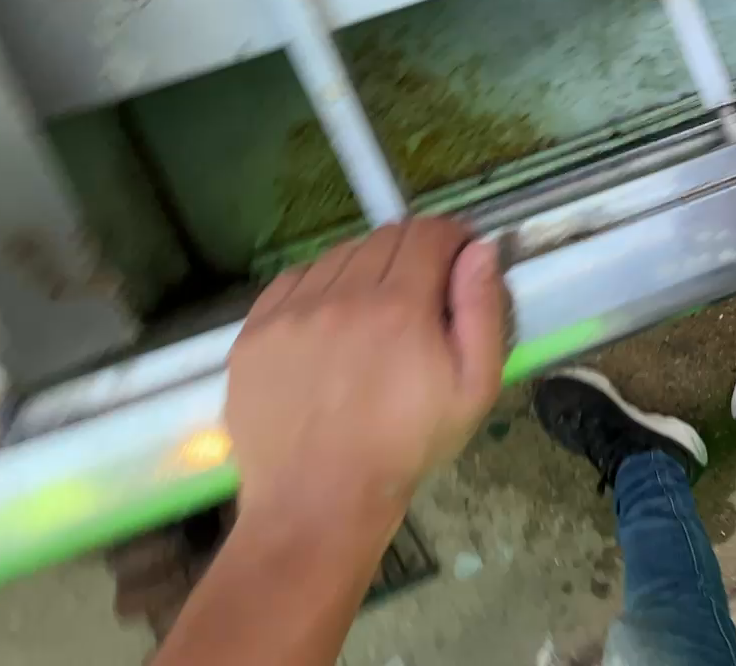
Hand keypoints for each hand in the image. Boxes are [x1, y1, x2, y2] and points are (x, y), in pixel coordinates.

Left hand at [226, 218, 505, 534]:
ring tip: (380, 306)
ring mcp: (290, 314)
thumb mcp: (477, 384)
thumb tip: (480, 250)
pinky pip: (297, 277)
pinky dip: (325, 282)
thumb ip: (482, 309)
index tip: (464, 259)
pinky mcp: (253, 334)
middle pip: (388, 236)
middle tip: (428, 288)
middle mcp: (342, 297)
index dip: (456, 237)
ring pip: (342, 253)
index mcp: (401, 307)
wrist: (318, 502)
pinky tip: (336, 315)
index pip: (431, 233)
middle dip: (418, 249)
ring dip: (371, 264)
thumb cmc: (410, 443)